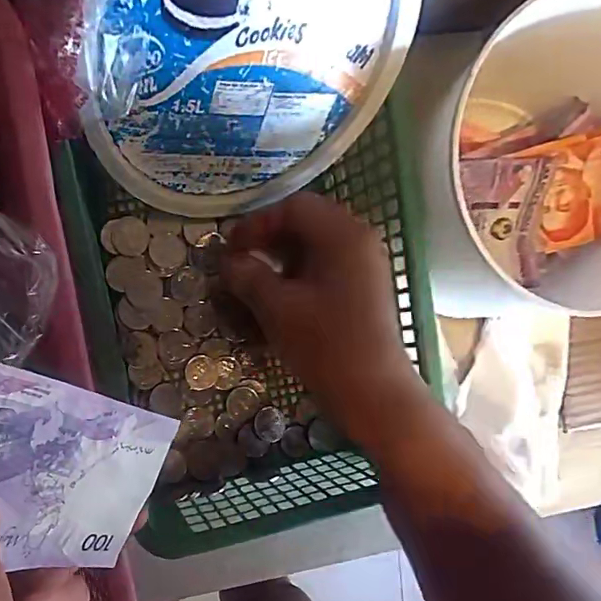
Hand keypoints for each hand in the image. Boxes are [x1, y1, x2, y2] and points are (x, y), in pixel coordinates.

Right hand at [221, 193, 430, 444]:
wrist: (372, 393)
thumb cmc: (324, 344)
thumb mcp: (277, 308)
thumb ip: (248, 276)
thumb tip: (228, 262)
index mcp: (342, 234)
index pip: (293, 207)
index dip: (256, 224)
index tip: (229, 250)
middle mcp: (358, 242)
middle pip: (305, 226)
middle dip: (266, 245)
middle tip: (237, 268)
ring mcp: (364, 270)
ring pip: (314, 252)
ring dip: (279, 265)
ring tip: (251, 290)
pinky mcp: (363, 295)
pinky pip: (325, 275)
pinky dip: (297, 283)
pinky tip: (276, 307)